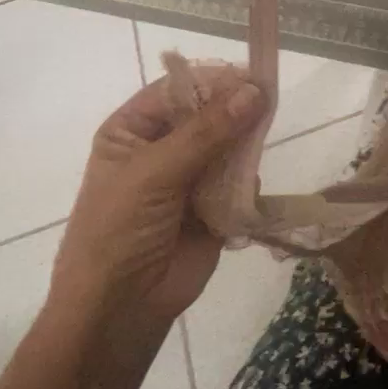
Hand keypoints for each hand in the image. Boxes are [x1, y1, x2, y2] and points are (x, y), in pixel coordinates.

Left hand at [52, 78, 264, 320]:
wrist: (120, 309)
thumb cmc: (119, 231)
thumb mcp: (154, 173)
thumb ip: (206, 132)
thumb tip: (254, 90)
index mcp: (132, 131)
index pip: (177, 90)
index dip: (212, 80)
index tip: (251, 79)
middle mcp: (163, 148)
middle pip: (209, 114)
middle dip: (235, 111)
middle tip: (268, 107)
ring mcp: (191, 177)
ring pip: (230, 145)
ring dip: (245, 145)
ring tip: (256, 151)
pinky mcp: (216, 205)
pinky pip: (241, 179)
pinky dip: (249, 180)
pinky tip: (248, 189)